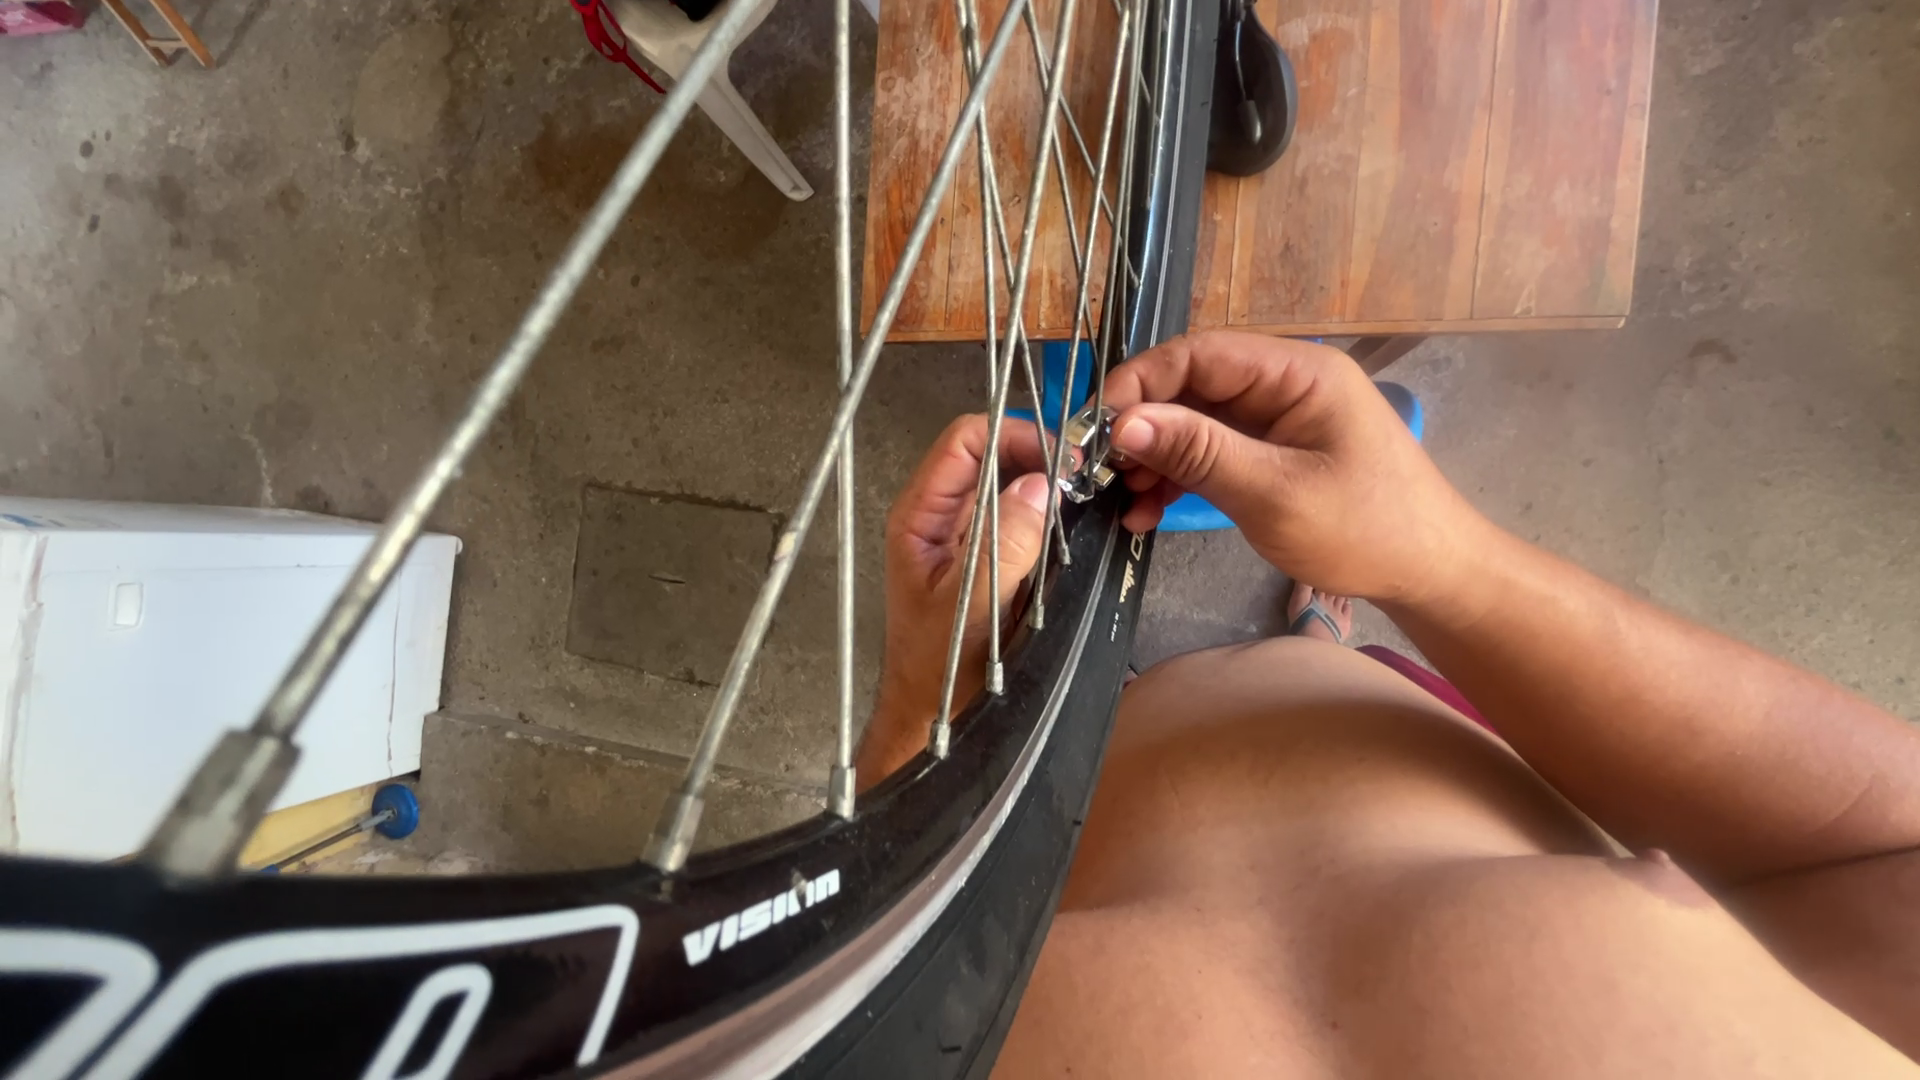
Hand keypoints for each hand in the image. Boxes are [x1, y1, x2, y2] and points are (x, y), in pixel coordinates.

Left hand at [862, 415, 1053, 781]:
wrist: (936, 719)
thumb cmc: (939, 667)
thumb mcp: (968, 605)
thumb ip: (1001, 544)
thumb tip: (1041, 485)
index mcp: (919, 515)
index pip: (965, 440)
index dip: (1013, 435)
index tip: (1061, 457)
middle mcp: (941, 515)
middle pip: (989, 455)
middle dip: (1036, 455)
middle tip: (1084, 475)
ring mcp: (966, 534)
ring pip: (1008, 483)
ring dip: (1046, 482)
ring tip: (1086, 493)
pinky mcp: (991, 556)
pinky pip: (1021, 516)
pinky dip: (1049, 512)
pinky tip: (1074, 522)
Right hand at [1102, 331, 1490, 605]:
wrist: (1425, 573)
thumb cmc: (1365, 529)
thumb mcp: (1275, 492)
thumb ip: (1199, 452)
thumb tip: (1122, 424)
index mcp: (1295, 372)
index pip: (1199, 354)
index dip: (1141, 383)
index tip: (1098, 428)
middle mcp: (1279, 385)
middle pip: (1188, 389)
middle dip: (1140, 428)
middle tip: (1100, 472)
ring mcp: (1270, 421)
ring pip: (1188, 425)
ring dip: (1152, 461)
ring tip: (1125, 502)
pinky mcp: (1263, 454)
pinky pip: (1203, 455)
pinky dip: (1173, 481)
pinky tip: (1146, 514)